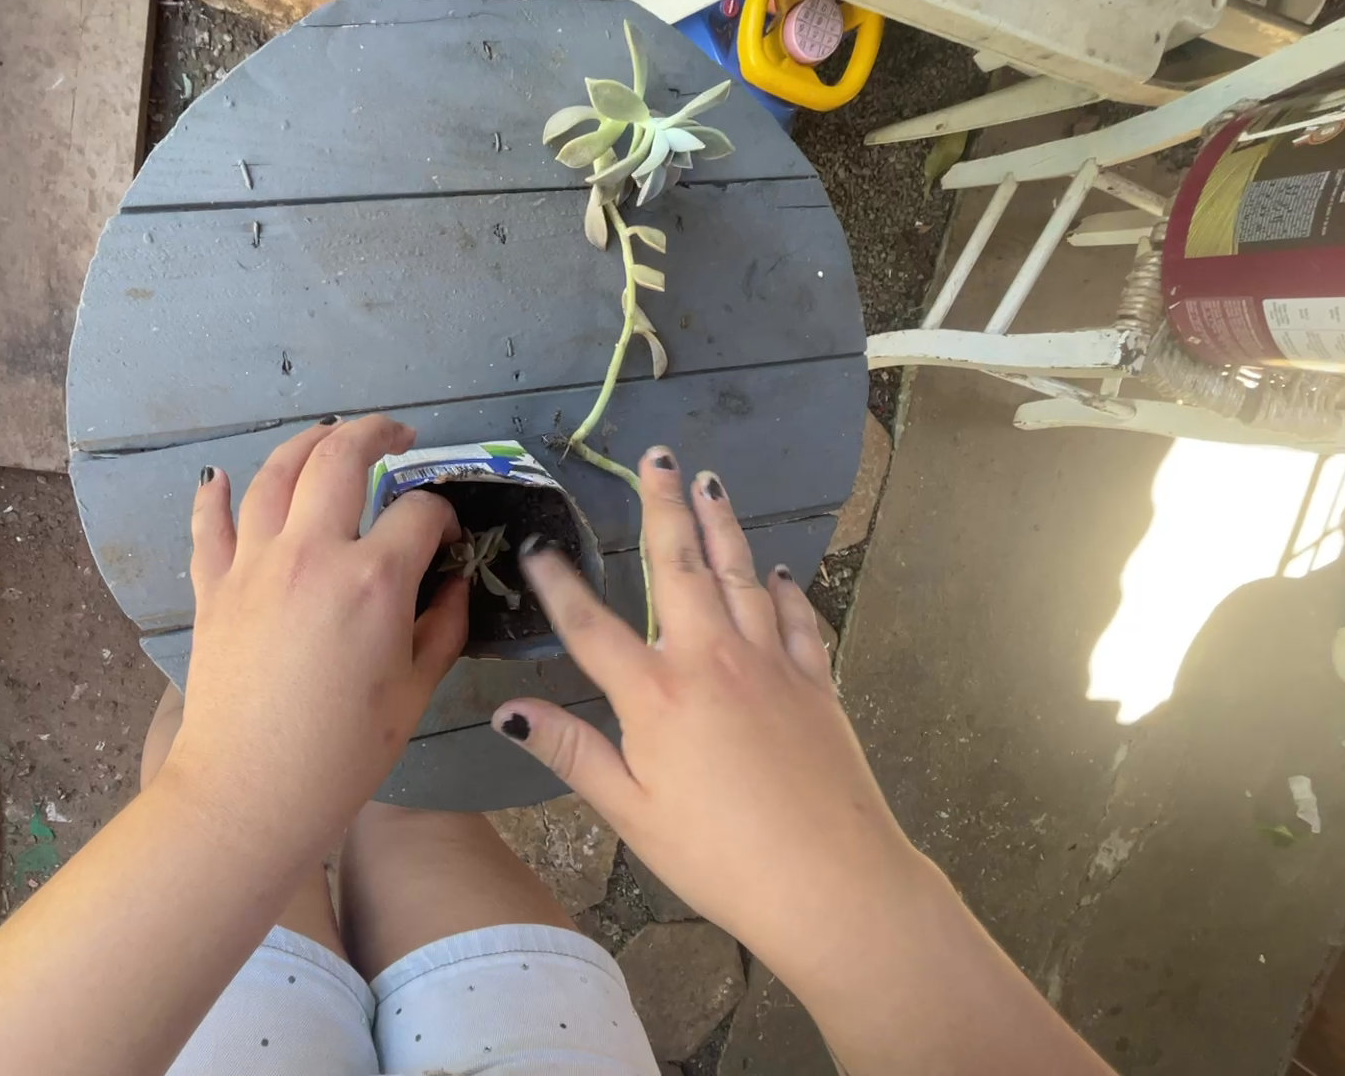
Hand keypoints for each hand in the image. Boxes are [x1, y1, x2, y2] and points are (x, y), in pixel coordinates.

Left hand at [166, 415, 468, 846]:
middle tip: (399, 433)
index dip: (442, 513)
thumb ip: (446, 624)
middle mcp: (312, 552)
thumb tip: (457, 581)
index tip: (447, 533)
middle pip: (342, 457)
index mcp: (374, 579)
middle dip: (377, 432)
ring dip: (307, 442)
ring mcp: (254, 563)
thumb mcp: (416, 690)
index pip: (418, 513)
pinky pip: (210, 523)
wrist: (249, 795)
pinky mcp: (213, 585)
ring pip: (276, 472)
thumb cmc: (346, 752)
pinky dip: (218, 494)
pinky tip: (225, 479)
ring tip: (329, 435)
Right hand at [492, 445, 924, 966]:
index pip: (591, 626)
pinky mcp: (814, 680)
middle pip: (680, 567)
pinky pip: (795, 618)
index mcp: (656, 694)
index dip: (558, 585)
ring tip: (712, 483)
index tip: (536, 548)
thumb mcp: (632, 812)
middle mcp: (710, 659)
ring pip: (741, 575)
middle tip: (659, 458)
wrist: (836, 886)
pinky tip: (777, 571)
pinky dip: (783, 589)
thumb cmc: (719, 856)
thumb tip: (508, 712)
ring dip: (723, 525)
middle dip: (664, 507)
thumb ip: (571, 752)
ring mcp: (768, 663)